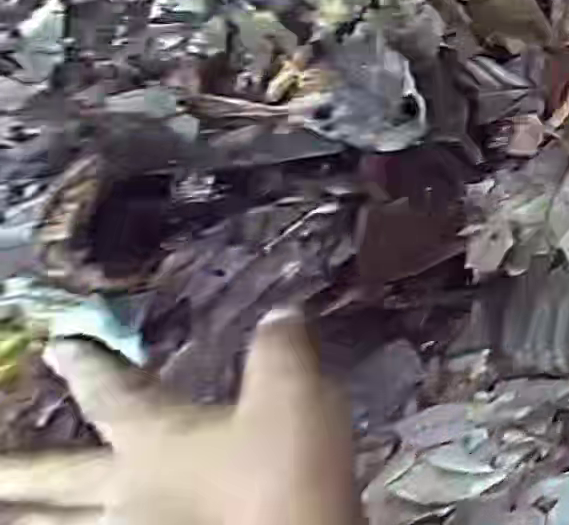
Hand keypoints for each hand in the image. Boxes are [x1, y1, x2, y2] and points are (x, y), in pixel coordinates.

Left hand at [0, 310, 360, 524]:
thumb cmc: (279, 459)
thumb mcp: (293, 391)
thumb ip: (279, 351)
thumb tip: (276, 313)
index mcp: (156, 439)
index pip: (117, 395)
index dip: (93, 367)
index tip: (60, 344)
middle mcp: (124, 485)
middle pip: (52, 476)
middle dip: (10, 466)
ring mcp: (127, 524)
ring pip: (48, 524)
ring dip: (16, 515)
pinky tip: (68, 523)